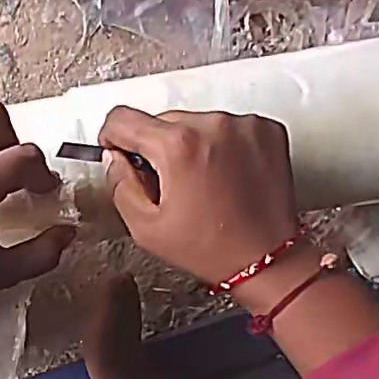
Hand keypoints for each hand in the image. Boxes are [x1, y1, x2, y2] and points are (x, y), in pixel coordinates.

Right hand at [98, 108, 300, 285]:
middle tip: (167, 186)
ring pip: (195, 122)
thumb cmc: (210, 248)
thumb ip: (120, 186)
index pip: (123, 119)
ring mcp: (243, 124)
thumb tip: (113, 159)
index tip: (118, 152)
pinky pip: (226, 126)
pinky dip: (219, 146)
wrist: (265, 259)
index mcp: (177, 147)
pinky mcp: (265, 129)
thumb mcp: (146, 228)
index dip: (112, 138)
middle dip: (156, 149)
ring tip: (201, 185)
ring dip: (189, 146)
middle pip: (161, 121)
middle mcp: (212, 125)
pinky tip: (223, 177)